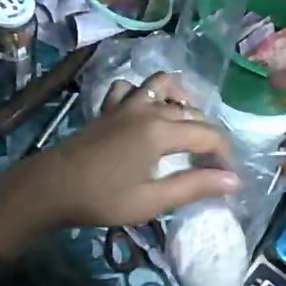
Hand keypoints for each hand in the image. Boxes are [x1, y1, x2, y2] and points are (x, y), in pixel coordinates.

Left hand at [0, 73, 239, 254]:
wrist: (51, 187)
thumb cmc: (102, 198)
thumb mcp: (151, 200)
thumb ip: (193, 187)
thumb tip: (234, 181)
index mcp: (160, 131)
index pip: (208, 134)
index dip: (224, 155)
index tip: (228, 178)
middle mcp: (146, 109)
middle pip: (190, 111)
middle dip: (207, 134)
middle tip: (211, 163)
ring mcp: (124, 105)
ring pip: (160, 85)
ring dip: (179, 99)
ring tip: (186, 124)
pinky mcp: (107, 110)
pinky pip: (129, 88)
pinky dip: (142, 92)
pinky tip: (145, 111)